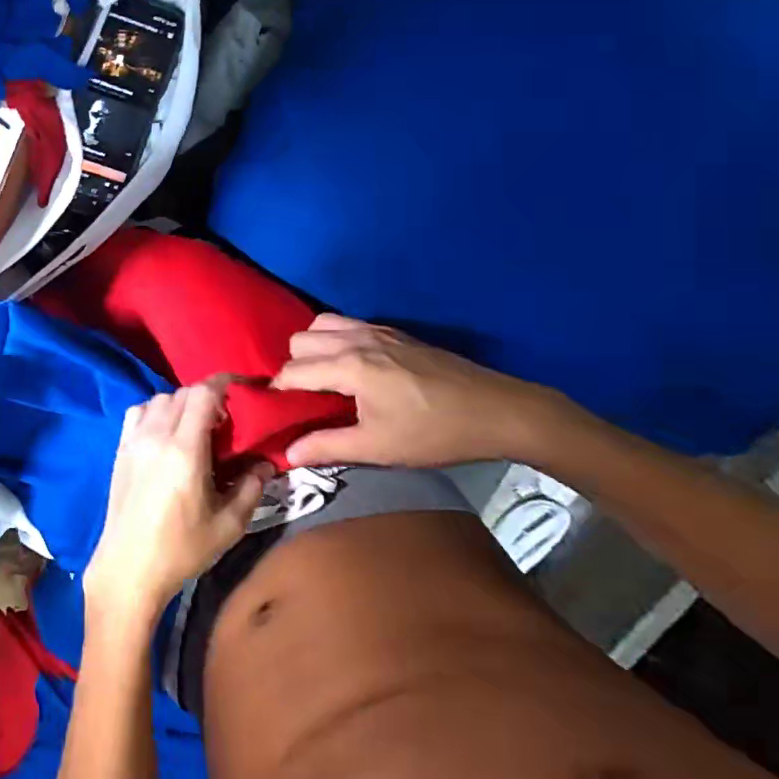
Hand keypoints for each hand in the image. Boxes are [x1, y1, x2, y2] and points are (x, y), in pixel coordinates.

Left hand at [83, 382, 273, 624]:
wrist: (130, 564)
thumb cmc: (182, 548)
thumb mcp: (229, 524)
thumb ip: (251, 487)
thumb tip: (264, 462)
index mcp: (184, 450)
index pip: (203, 394)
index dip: (225, 383)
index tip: (245, 389)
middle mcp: (156, 435)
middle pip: (183, 393)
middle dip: (208, 396)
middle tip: (227, 418)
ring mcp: (133, 439)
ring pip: (159, 399)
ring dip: (182, 403)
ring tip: (198, 426)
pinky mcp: (120, 448)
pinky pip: (138, 412)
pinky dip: (156, 410)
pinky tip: (168, 432)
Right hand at [275, 313, 598, 468]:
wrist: (502, 412)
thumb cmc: (437, 433)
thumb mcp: (379, 448)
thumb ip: (327, 447)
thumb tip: (287, 455)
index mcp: (349, 366)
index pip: (292, 370)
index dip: (277, 390)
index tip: (275, 410)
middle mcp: (356, 340)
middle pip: (300, 340)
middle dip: (293, 365)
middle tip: (305, 396)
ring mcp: (377, 332)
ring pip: (321, 324)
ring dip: (313, 347)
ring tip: (323, 376)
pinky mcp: (395, 332)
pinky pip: (347, 324)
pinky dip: (335, 339)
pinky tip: (351, 366)